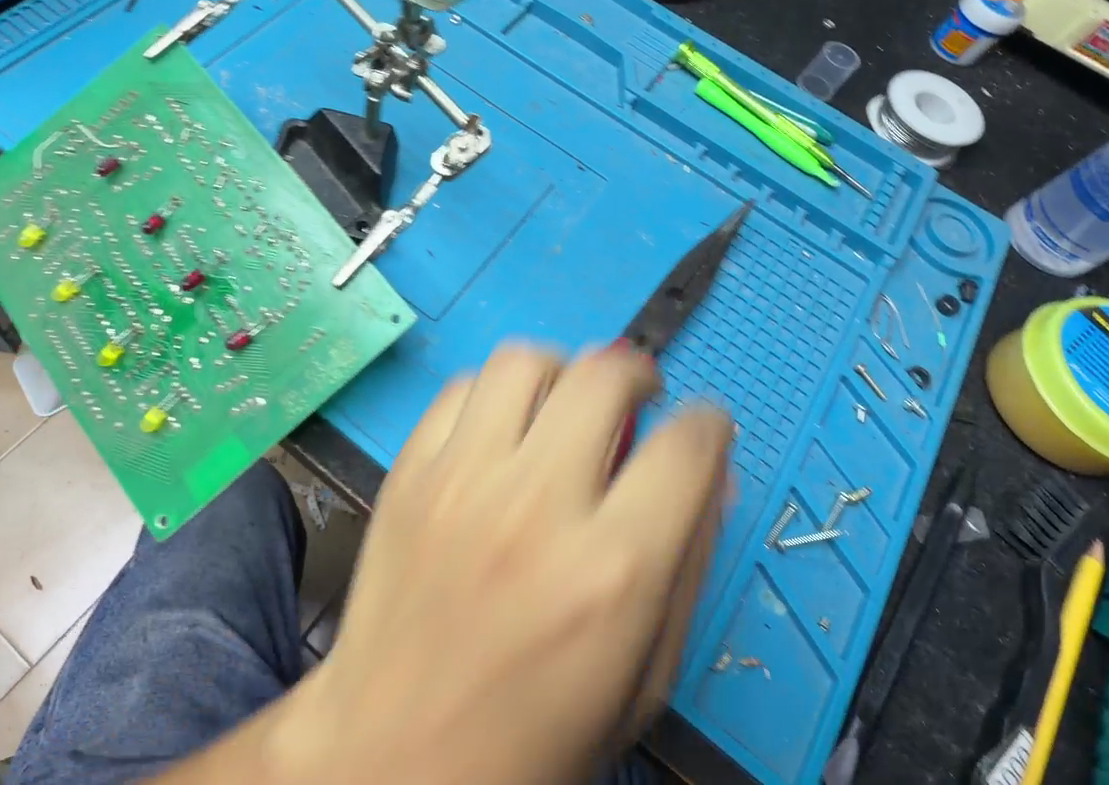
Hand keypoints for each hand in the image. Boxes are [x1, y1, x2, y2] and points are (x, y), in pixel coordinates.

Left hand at [279, 343, 735, 782]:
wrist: (399, 749)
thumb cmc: (532, 730)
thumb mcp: (645, 675)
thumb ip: (688, 564)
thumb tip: (709, 473)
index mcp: (612, 569)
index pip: (687, 444)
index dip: (708, 425)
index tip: (699, 431)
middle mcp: (535, 505)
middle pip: (603, 375)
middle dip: (637, 374)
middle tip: (635, 398)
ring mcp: (461, 480)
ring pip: (523, 361)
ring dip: (560, 372)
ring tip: (564, 405)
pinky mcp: (407, 473)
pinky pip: (457, 390)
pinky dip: (492, 394)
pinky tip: (500, 428)